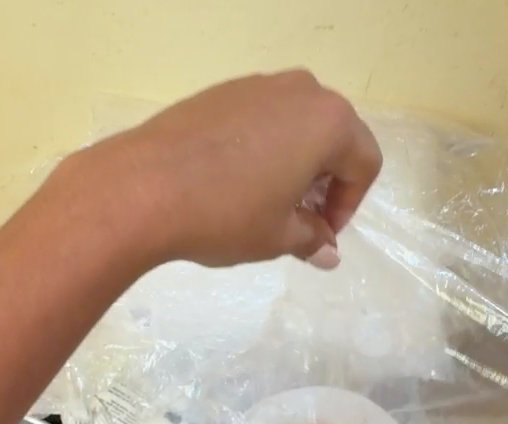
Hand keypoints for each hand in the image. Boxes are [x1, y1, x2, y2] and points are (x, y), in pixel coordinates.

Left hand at [59, 70, 381, 269]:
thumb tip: (328, 253)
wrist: (144, 188)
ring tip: (263, 208)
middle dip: (322, 185)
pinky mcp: (220, 93)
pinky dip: (259, 153)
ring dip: (292, 168)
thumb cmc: (224, 216)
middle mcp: (301, 91)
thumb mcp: (275, 237)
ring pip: (293, 128)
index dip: (347, 208)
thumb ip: (310, 240)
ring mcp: (257, 86)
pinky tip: (231, 187)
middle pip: (332, 139)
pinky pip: (257, 122)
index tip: (319, 239)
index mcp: (329, 122)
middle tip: (296, 225)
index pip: (363, 164)